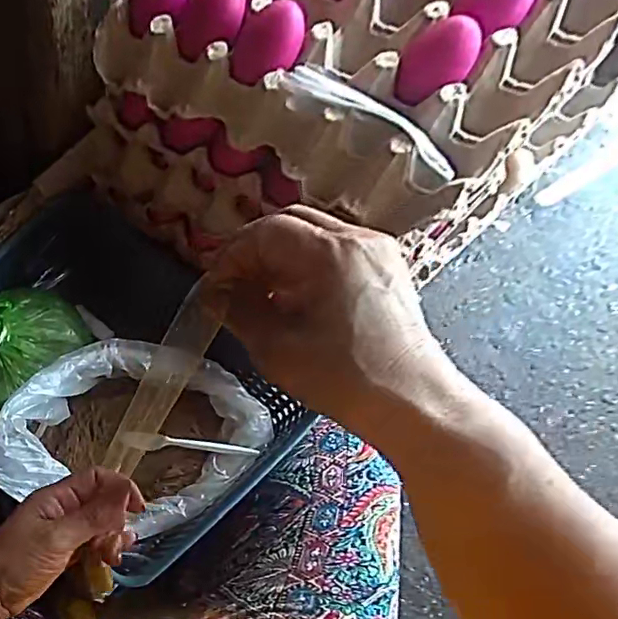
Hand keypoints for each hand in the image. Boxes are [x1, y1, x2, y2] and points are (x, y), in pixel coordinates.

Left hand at [0, 469, 144, 618]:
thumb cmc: (16, 562)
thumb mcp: (57, 538)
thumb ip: (92, 517)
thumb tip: (125, 492)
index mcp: (56, 498)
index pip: (97, 478)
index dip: (120, 488)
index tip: (138, 510)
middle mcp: (61, 511)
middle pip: (102, 504)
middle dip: (117, 521)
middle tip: (116, 545)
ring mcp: (62, 533)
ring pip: (99, 526)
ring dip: (112, 538)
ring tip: (112, 557)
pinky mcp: (62, 553)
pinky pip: (90, 545)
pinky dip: (102, 551)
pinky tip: (108, 563)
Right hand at [212, 206, 465, 440]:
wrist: (405, 395)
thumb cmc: (340, 375)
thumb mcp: (273, 346)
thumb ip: (239, 311)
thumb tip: (214, 294)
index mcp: (329, 253)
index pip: (265, 231)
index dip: (230, 255)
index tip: (213, 287)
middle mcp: (356, 240)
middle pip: (289, 223)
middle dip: (251, 251)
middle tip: (228, 286)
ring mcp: (375, 251)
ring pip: (311, 234)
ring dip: (275, 258)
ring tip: (255, 295)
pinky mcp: (382, 268)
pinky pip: (332, 250)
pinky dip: (301, 266)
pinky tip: (287, 300)